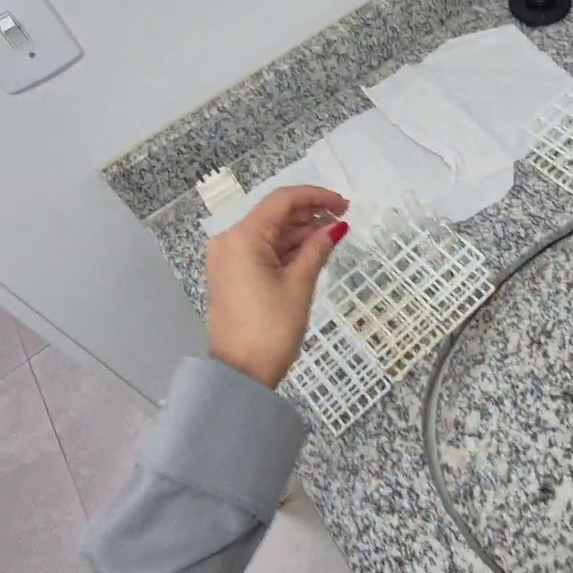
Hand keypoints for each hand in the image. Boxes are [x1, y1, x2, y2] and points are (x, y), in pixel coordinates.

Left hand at [204, 185, 349, 388]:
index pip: (282, 201)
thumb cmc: (271, 328)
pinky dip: (287, 249)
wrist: (240, 375)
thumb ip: (317, 248)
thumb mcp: (299, 285)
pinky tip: (312, 250)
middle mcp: (229, 241)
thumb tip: (335, 227)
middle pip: (274, 215)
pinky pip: (262, 251)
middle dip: (309, 214)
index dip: (316, 197)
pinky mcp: (232, 275)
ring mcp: (228, 259)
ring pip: (270, 233)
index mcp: (242, 237)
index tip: (344, 204)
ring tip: (332, 235)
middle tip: (343, 220)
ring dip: (300, 232)